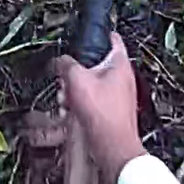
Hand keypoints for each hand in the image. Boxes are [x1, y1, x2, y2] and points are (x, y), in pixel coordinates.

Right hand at [54, 32, 146, 183]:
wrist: (113, 149)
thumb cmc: (102, 114)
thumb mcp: (76, 79)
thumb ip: (66, 64)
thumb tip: (60, 61)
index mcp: (119, 64)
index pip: (111, 37)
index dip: (97, 33)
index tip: (85, 35)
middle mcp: (124, 78)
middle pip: (96, 63)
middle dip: (77, 69)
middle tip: (68, 76)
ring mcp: (121, 95)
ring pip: (93, 82)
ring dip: (77, 88)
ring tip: (67, 97)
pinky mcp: (114, 111)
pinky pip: (95, 99)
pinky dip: (83, 102)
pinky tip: (72, 110)